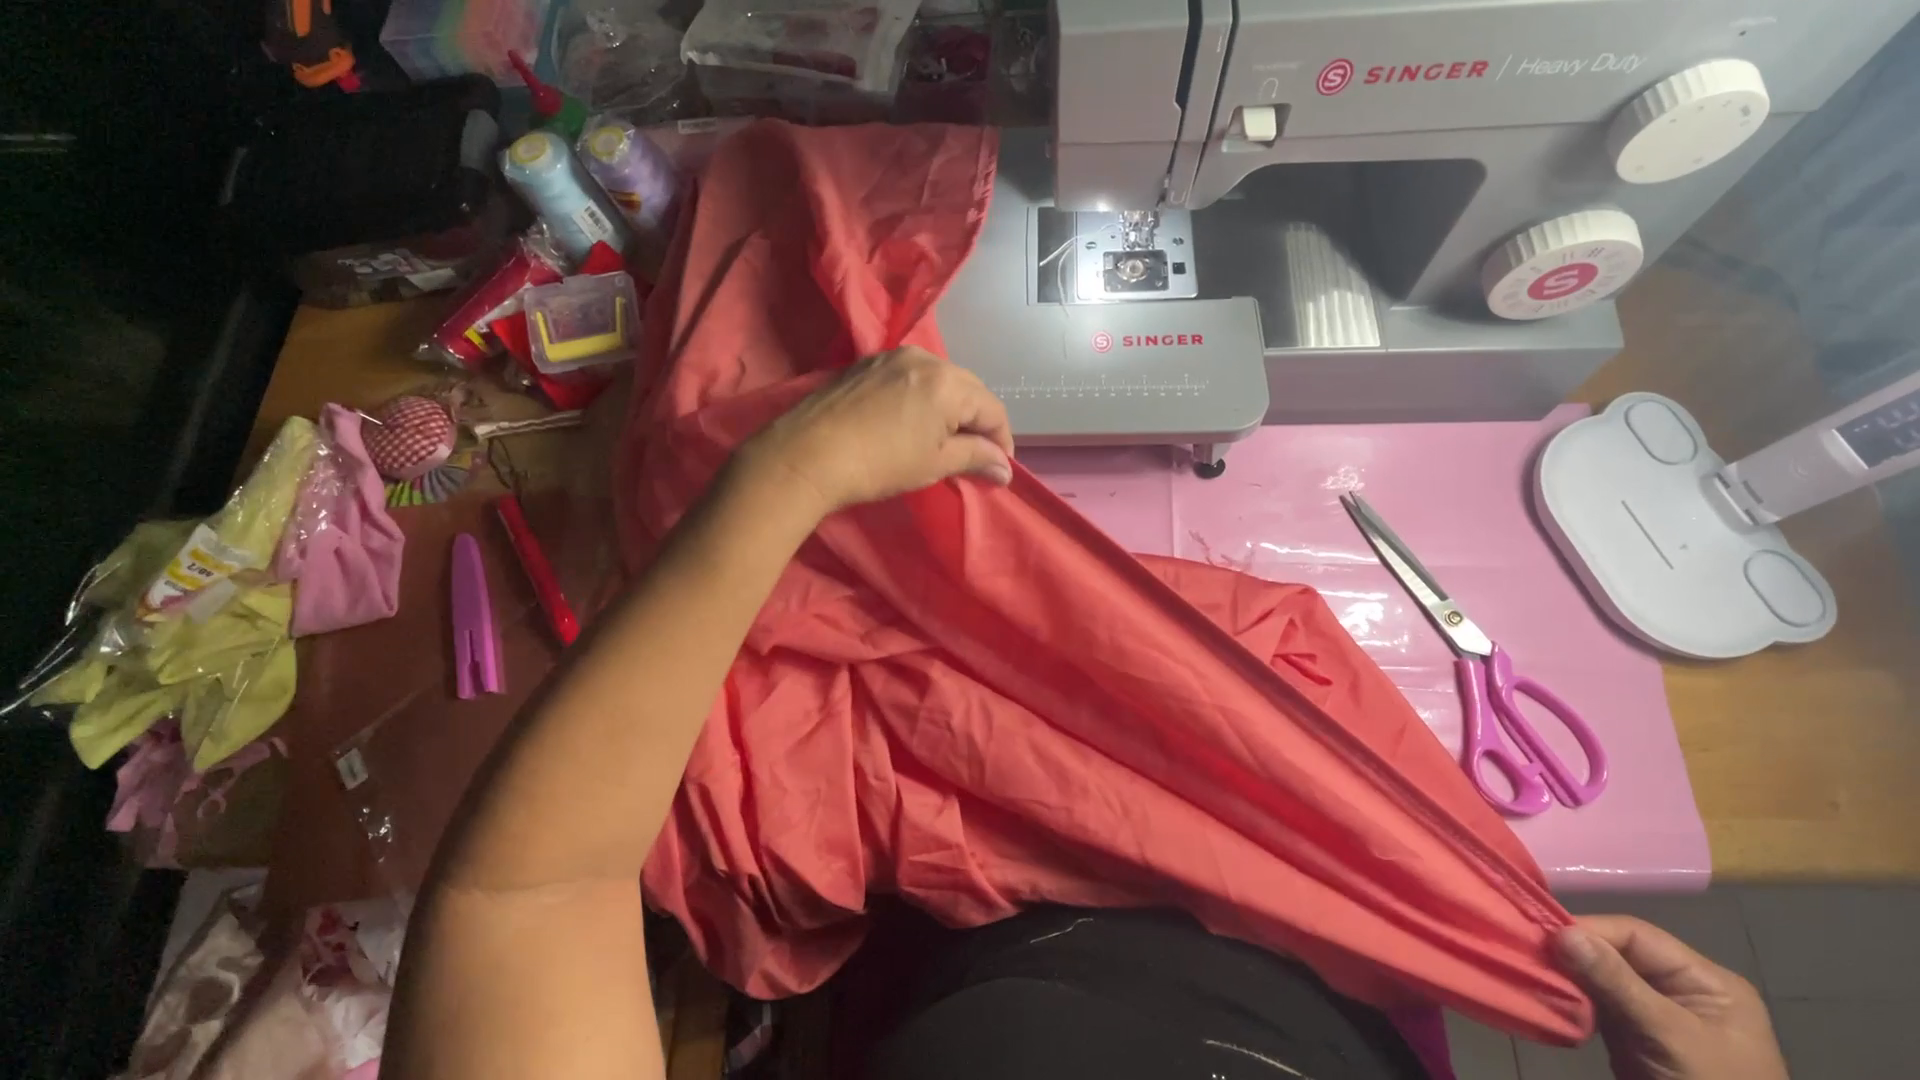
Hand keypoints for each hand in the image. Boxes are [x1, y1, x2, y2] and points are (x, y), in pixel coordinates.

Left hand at [737, 346, 1014, 517]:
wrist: (807, 455)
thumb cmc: (879, 464)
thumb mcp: (934, 464)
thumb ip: (975, 458)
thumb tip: (1005, 468)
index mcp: (948, 383)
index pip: (992, 409)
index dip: (1002, 441)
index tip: (999, 468)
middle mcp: (924, 359)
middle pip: (968, 389)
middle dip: (977, 421)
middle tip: (976, 455)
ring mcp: (891, 358)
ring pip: (938, 380)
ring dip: (949, 407)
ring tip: (945, 438)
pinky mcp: (865, 365)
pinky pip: (908, 378)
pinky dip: (921, 398)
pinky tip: (911, 422)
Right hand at [1553, 916, 1787, 1079]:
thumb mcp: (1670, 1037)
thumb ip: (1617, 982)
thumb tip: (1562, 932)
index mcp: (1706, 981)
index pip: (1637, 936)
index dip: (1591, 930)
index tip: (1545, 934)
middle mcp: (1680, 989)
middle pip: (1617, 953)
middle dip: (1576, 951)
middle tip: (1531, 950)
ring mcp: (1655, 1013)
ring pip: (1601, 977)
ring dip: (1569, 975)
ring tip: (1533, 970)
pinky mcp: (1633, 1034)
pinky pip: (1596, 1003)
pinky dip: (1573, 998)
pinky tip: (1549, 995)